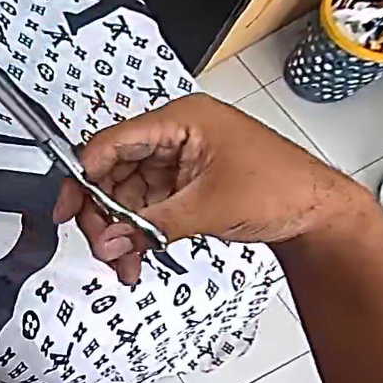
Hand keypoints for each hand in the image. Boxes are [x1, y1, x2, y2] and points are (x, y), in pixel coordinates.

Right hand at [51, 93, 369, 283]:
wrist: (316, 212)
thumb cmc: (283, 187)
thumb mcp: (207, 207)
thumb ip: (151, 226)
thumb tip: (108, 241)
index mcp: (181, 120)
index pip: (113, 142)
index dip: (83, 176)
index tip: (66, 208)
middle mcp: (175, 136)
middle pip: (113, 172)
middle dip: (104, 214)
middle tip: (103, 245)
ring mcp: (178, 163)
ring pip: (127, 196)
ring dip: (120, 231)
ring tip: (122, 262)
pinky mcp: (183, 186)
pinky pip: (145, 209)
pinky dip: (138, 234)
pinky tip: (135, 256)